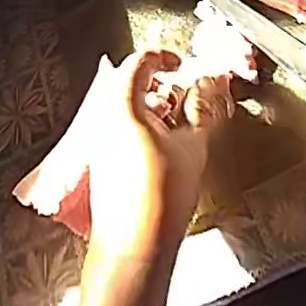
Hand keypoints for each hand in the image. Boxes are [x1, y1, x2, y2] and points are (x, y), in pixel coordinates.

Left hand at [83, 50, 235, 266]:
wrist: (132, 248)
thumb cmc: (160, 198)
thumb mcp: (192, 147)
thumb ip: (200, 110)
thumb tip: (208, 86)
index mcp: (121, 105)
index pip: (138, 62)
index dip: (162, 57)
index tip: (179, 63)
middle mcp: (102, 115)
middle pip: (128, 81)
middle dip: (158, 82)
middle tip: (182, 92)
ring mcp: (98, 136)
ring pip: (123, 104)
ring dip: (150, 103)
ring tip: (177, 121)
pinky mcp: (100, 155)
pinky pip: (118, 124)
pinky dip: (140, 122)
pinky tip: (162, 145)